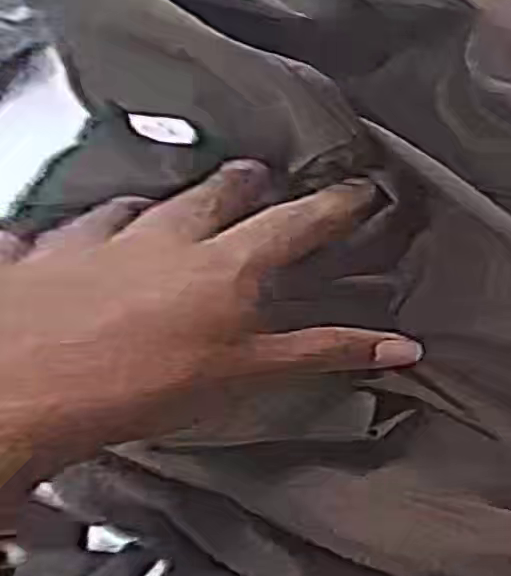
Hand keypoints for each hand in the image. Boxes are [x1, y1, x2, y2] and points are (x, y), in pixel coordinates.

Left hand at [0, 160, 420, 493]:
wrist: (5, 402)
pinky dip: (41, 236)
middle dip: (238, 185)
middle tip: (255, 172)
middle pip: (206, 200)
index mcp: (221, 266)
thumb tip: (404, 347)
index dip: (333, 205)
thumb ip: (332, 351)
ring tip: (156, 203)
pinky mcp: (10, 270)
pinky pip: (26, 240)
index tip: (358, 189)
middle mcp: (151, 244)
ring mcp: (74, 251)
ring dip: (147, 205)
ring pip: (119, 211)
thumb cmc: (141, 384)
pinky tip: (36, 239)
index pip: (294, 224)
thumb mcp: (257, 371)